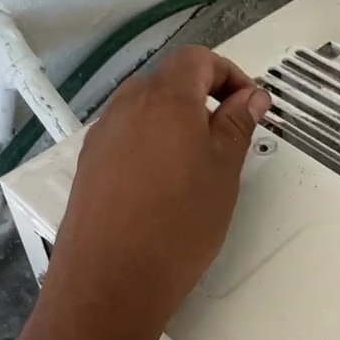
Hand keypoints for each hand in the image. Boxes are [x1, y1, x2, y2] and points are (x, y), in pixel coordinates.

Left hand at [46, 45, 270, 337]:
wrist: (110, 280)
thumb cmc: (179, 222)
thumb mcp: (224, 170)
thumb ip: (237, 123)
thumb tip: (251, 96)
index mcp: (165, 97)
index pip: (197, 59)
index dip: (229, 74)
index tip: (250, 106)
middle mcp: (126, 105)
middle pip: (168, 80)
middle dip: (202, 96)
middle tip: (228, 135)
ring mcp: (102, 135)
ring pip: (145, 108)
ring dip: (175, 121)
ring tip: (197, 163)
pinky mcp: (88, 164)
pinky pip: (126, 136)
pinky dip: (150, 143)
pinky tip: (163, 185)